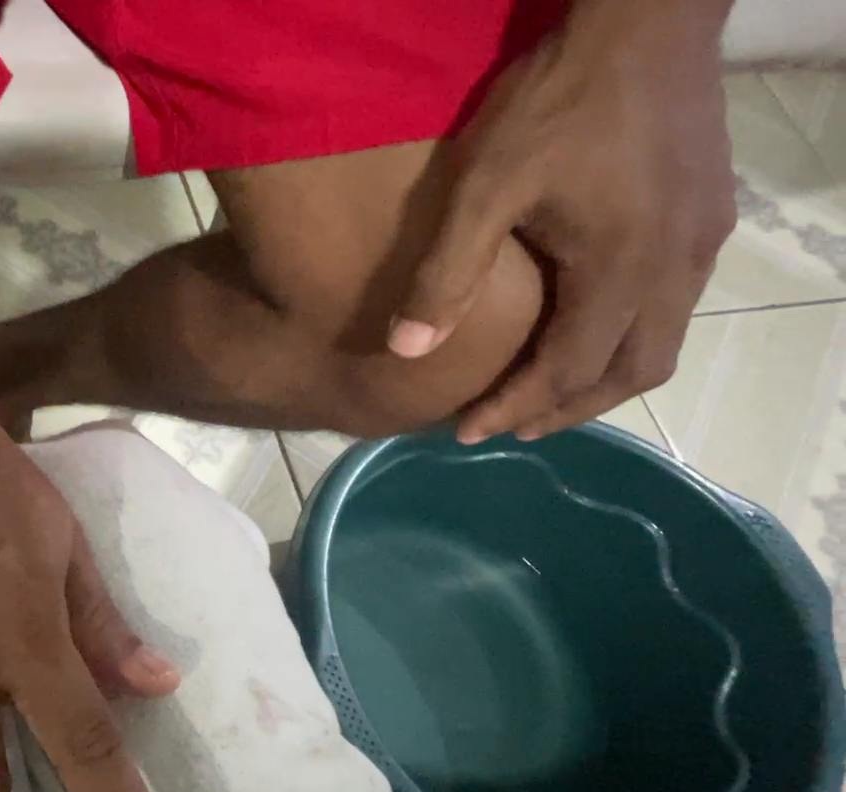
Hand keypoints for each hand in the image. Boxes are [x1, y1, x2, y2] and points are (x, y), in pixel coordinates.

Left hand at [389, 0, 736, 442]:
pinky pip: (667, 307)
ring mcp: (702, 240)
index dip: (512, 409)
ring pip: (657, 344)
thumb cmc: (554, 106)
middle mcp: (678, 266)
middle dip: (562, 409)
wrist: (642, 19)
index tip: (462, 432)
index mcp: (624, 268)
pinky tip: (574, 336)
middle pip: (628, 373)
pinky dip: (618, 341)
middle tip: (499, 425)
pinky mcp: (703, 215)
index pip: (566, 371)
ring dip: (594, 380)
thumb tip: (407, 352)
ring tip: (533, 397)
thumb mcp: (482, 191)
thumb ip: (446, 275)